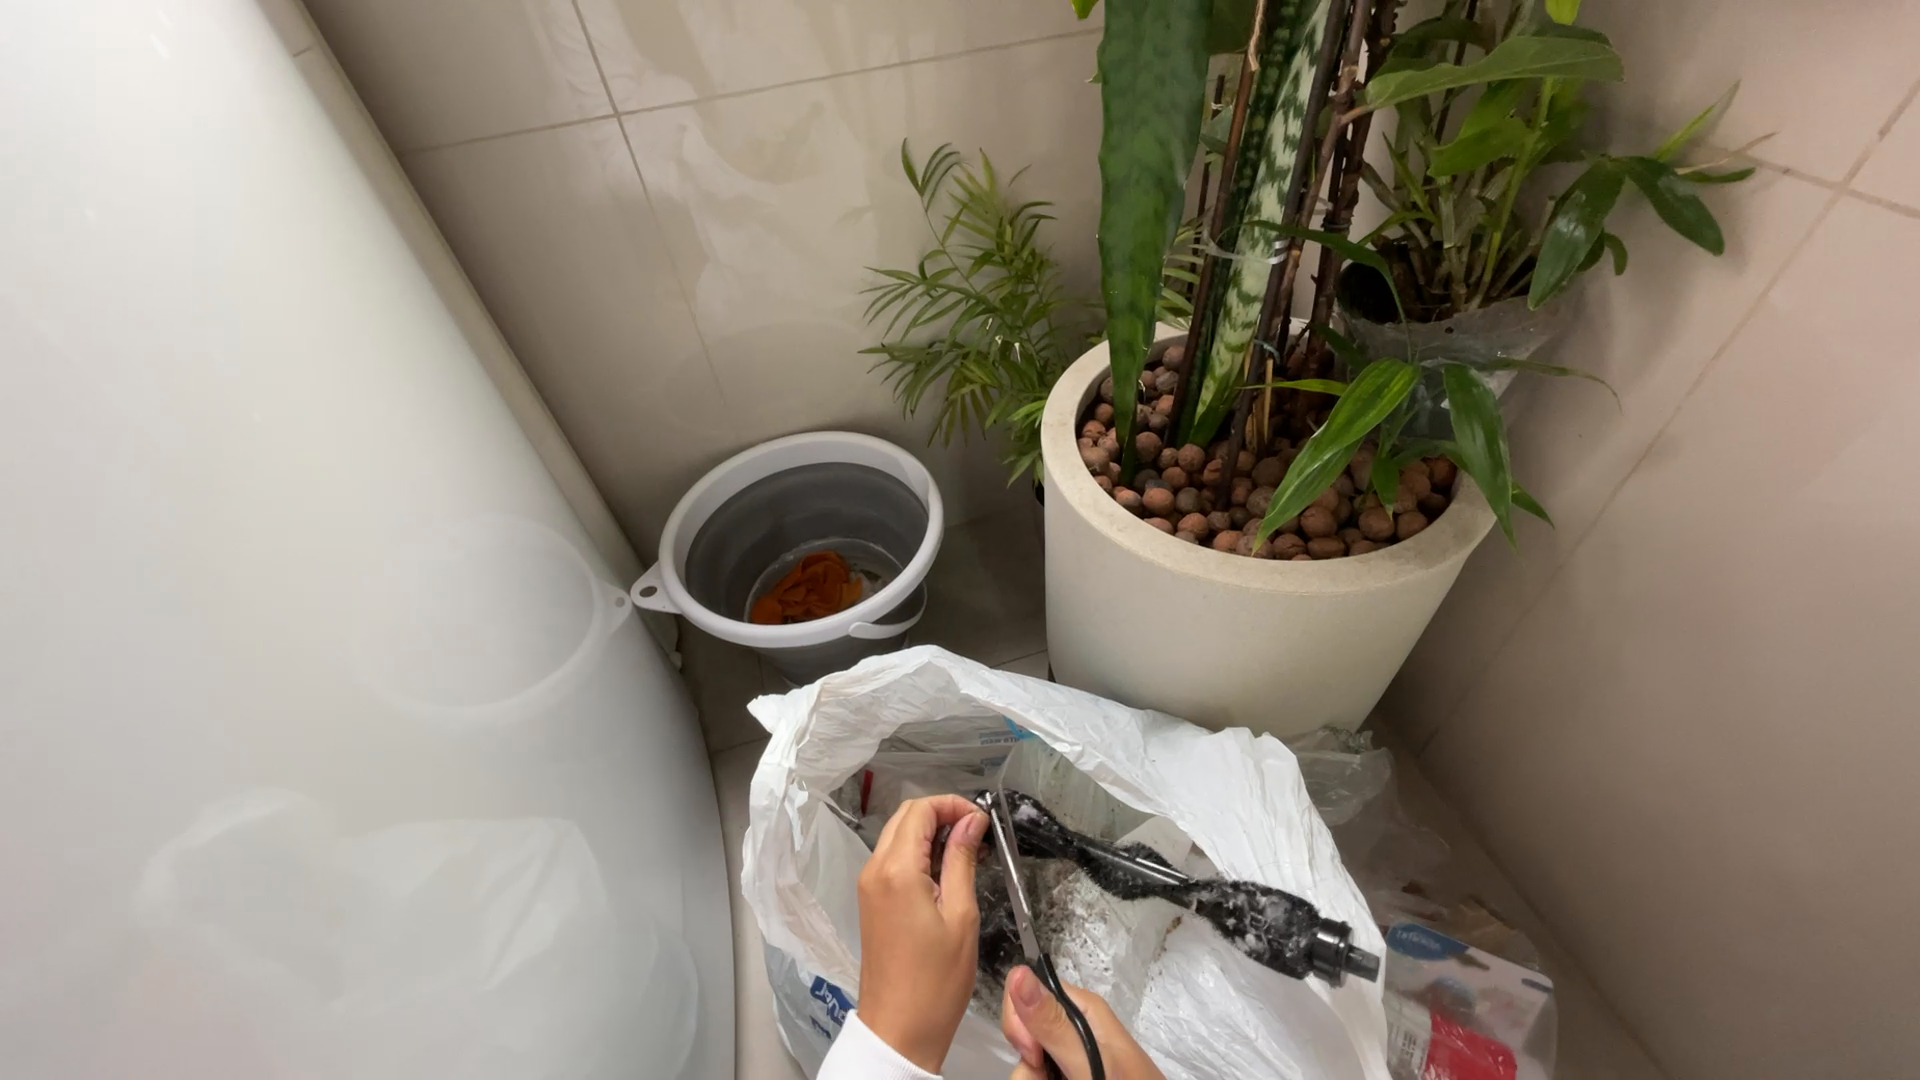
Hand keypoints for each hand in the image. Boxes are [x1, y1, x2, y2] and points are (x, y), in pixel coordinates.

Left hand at [856, 794, 989, 1073]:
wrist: (898, 1031)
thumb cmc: (935, 982)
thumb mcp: (961, 915)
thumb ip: (963, 859)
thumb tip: (972, 821)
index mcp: (896, 870)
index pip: (921, 810)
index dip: (952, 805)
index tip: (981, 820)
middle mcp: (875, 869)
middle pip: (906, 817)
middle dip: (942, 814)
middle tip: (977, 832)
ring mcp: (869, 885)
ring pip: (898, 835)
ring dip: (930, 833)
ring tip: (967, 851)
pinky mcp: (871, 900)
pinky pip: (893, 858)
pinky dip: (918, 852)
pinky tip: (946, 870)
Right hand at [1001, 966, 1165, 1079]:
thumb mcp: (1089, 1059)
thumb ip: (1054, 1022)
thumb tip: (1018, 972)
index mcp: (1081, 1007)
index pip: (1028, 986)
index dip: (1019, 1018)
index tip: (1032, 1053)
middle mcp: (1072, 1024)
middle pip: (1024, 1027)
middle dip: (1028, 1060)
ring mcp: (1070, 1051)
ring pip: (1028, 1059)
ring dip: (1034, 1078)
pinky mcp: (1068, 1071)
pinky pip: (1039, 1074)